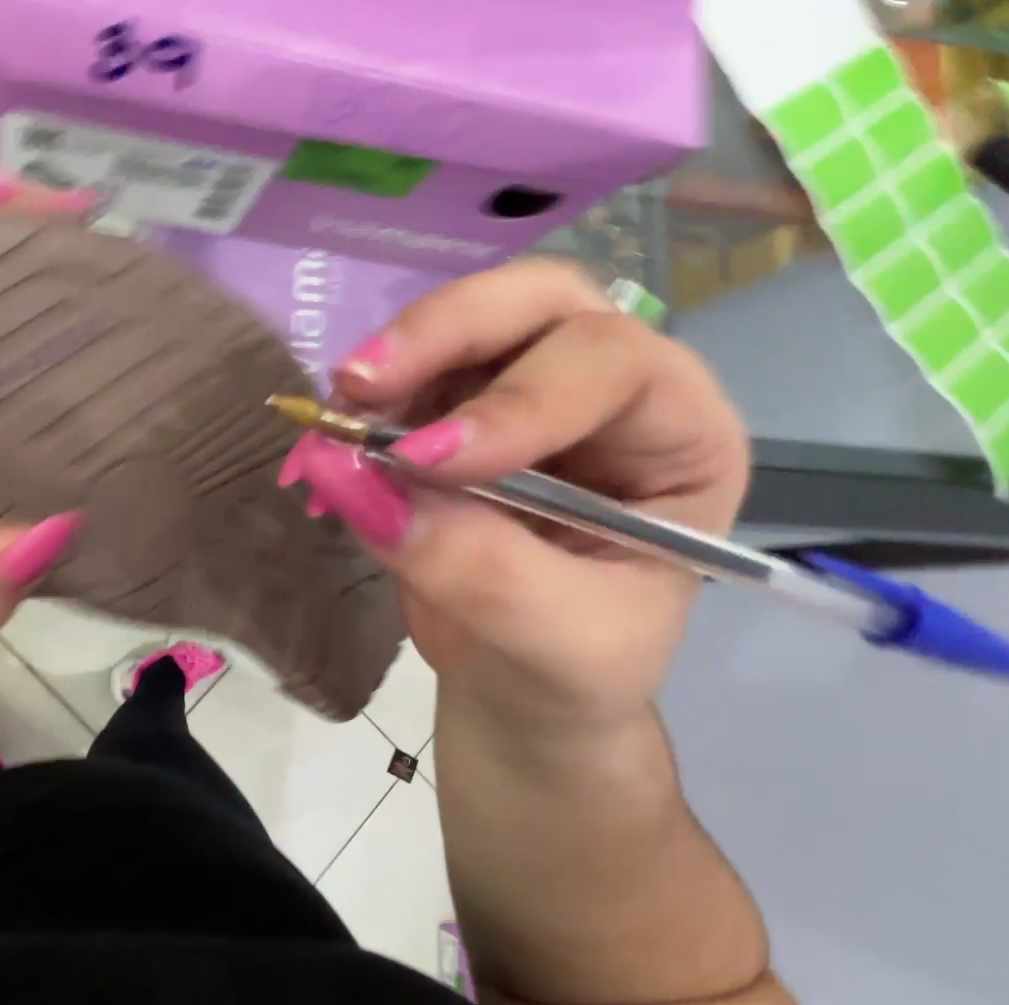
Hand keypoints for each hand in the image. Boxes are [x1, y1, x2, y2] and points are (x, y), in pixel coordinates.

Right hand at [284, 259, 750, 735]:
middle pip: (538, 306)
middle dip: (445, 332)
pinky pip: (404, 381)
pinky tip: (328, 447)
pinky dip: (359, 406)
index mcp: (680, 440)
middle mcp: (607, 396)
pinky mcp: (450, 417)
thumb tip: (356, 482)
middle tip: (357, 382)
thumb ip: (474, 565)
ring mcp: (520, 397)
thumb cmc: (572, 674)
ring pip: (462, 326)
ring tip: (333, 419)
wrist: (521, 694)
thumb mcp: (554, 640)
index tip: (424, 463)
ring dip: (390, 365)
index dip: (517, 400)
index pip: (612, 368)